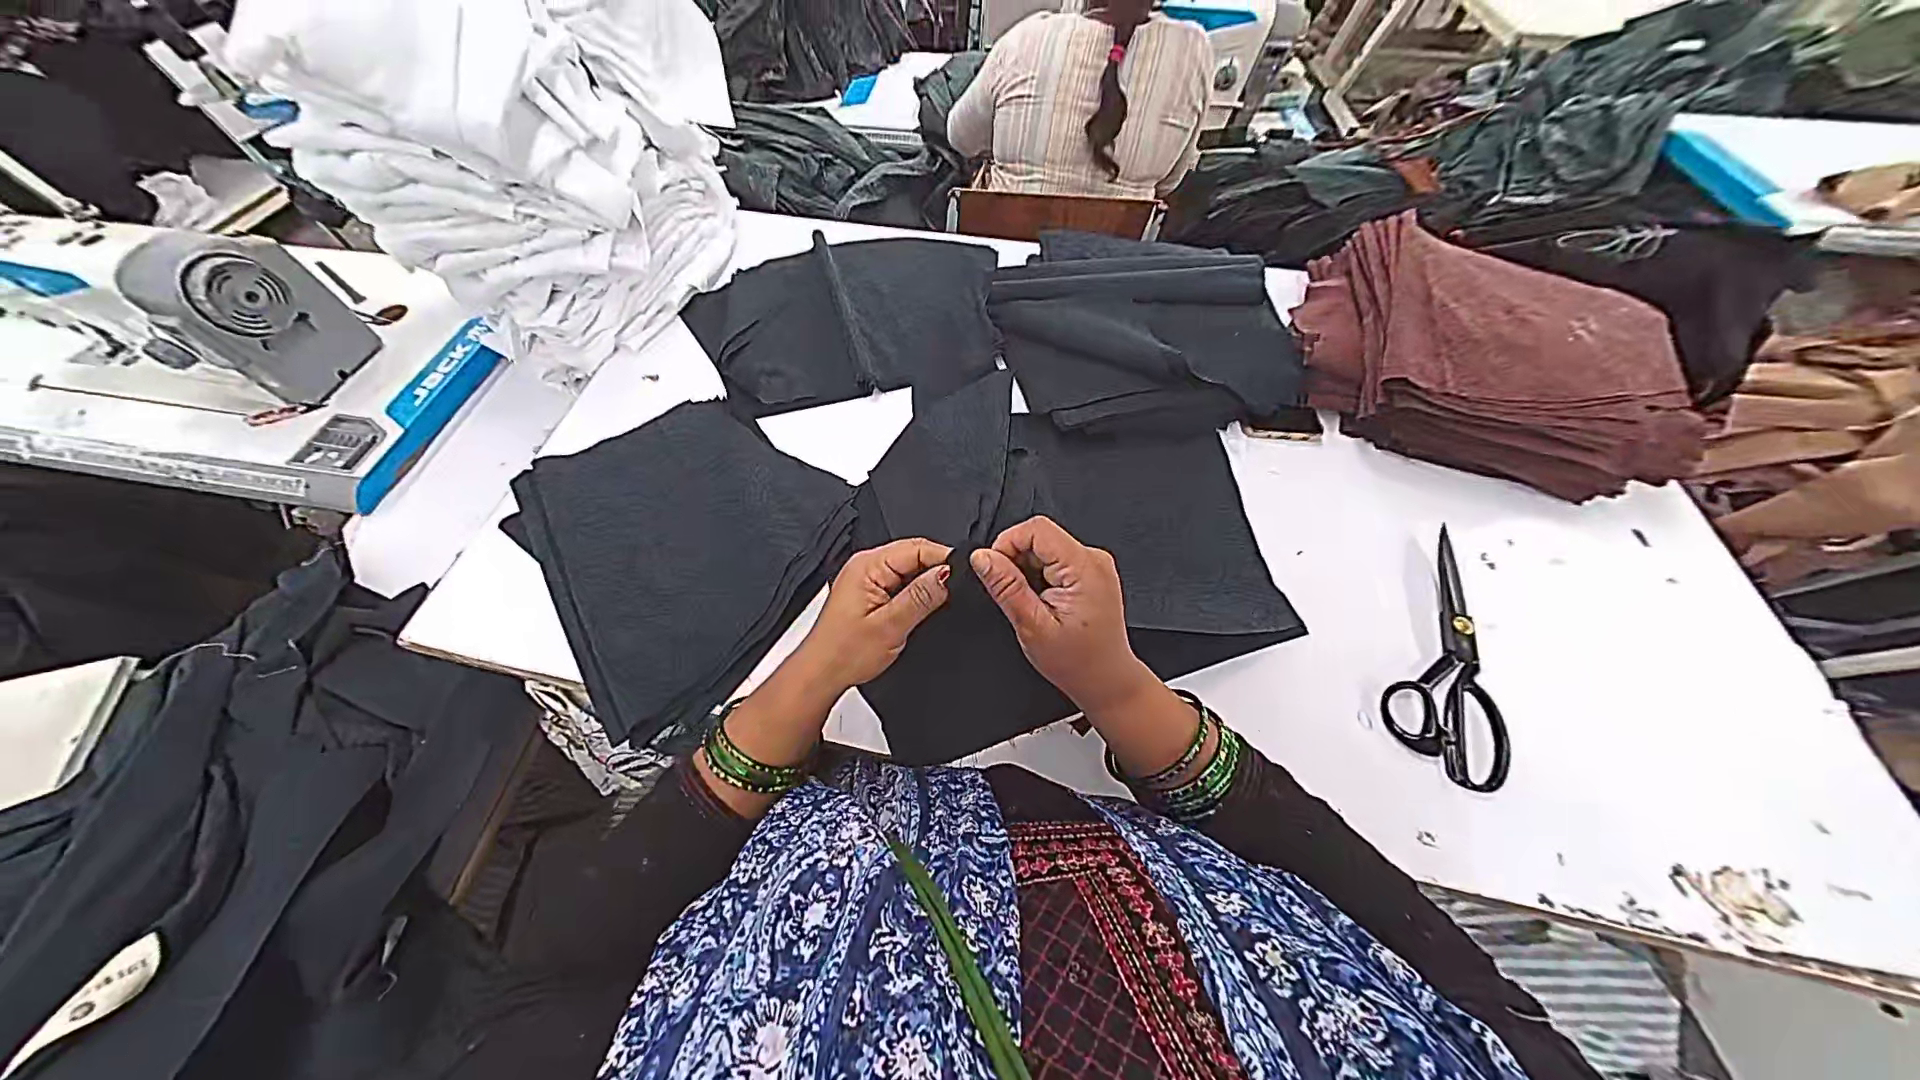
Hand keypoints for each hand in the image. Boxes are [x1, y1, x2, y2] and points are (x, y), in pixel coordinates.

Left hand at [793, 538, 952, 691]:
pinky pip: (901, 582)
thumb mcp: (890, 625)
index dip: (944, 559)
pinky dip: (915, 594)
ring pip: (910, 570)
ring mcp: (867, 578)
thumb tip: (947, 574)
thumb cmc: (843, 653)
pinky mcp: (870, 591)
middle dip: (937, 572)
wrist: (822, 673)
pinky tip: (918, 610)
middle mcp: (865, 565)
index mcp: (867, 565)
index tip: (965, 574)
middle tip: (954, 593)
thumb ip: (922, 597)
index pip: (917, 547)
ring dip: (926, 585)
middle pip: (915, 555)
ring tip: (934, 605)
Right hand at [969, 516, 1157, 715]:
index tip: (995, 571)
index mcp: (1084, 568)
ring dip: (1028, 571)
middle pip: (1039, 536)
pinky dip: (1039, 576)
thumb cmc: (1077, 662)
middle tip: (1018, 597)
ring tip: (1035, 604)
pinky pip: (1054, 559)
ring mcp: (1093, 564)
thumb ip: (1006, 586)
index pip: (1037, 528)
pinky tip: (1044, 602)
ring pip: (1044, 547)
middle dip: (1017, 561)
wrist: (1105, 680)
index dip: (1007, 544)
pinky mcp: (1089, 571)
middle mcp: (1093, 559)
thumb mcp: (1032, 626)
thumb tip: (982, 557)